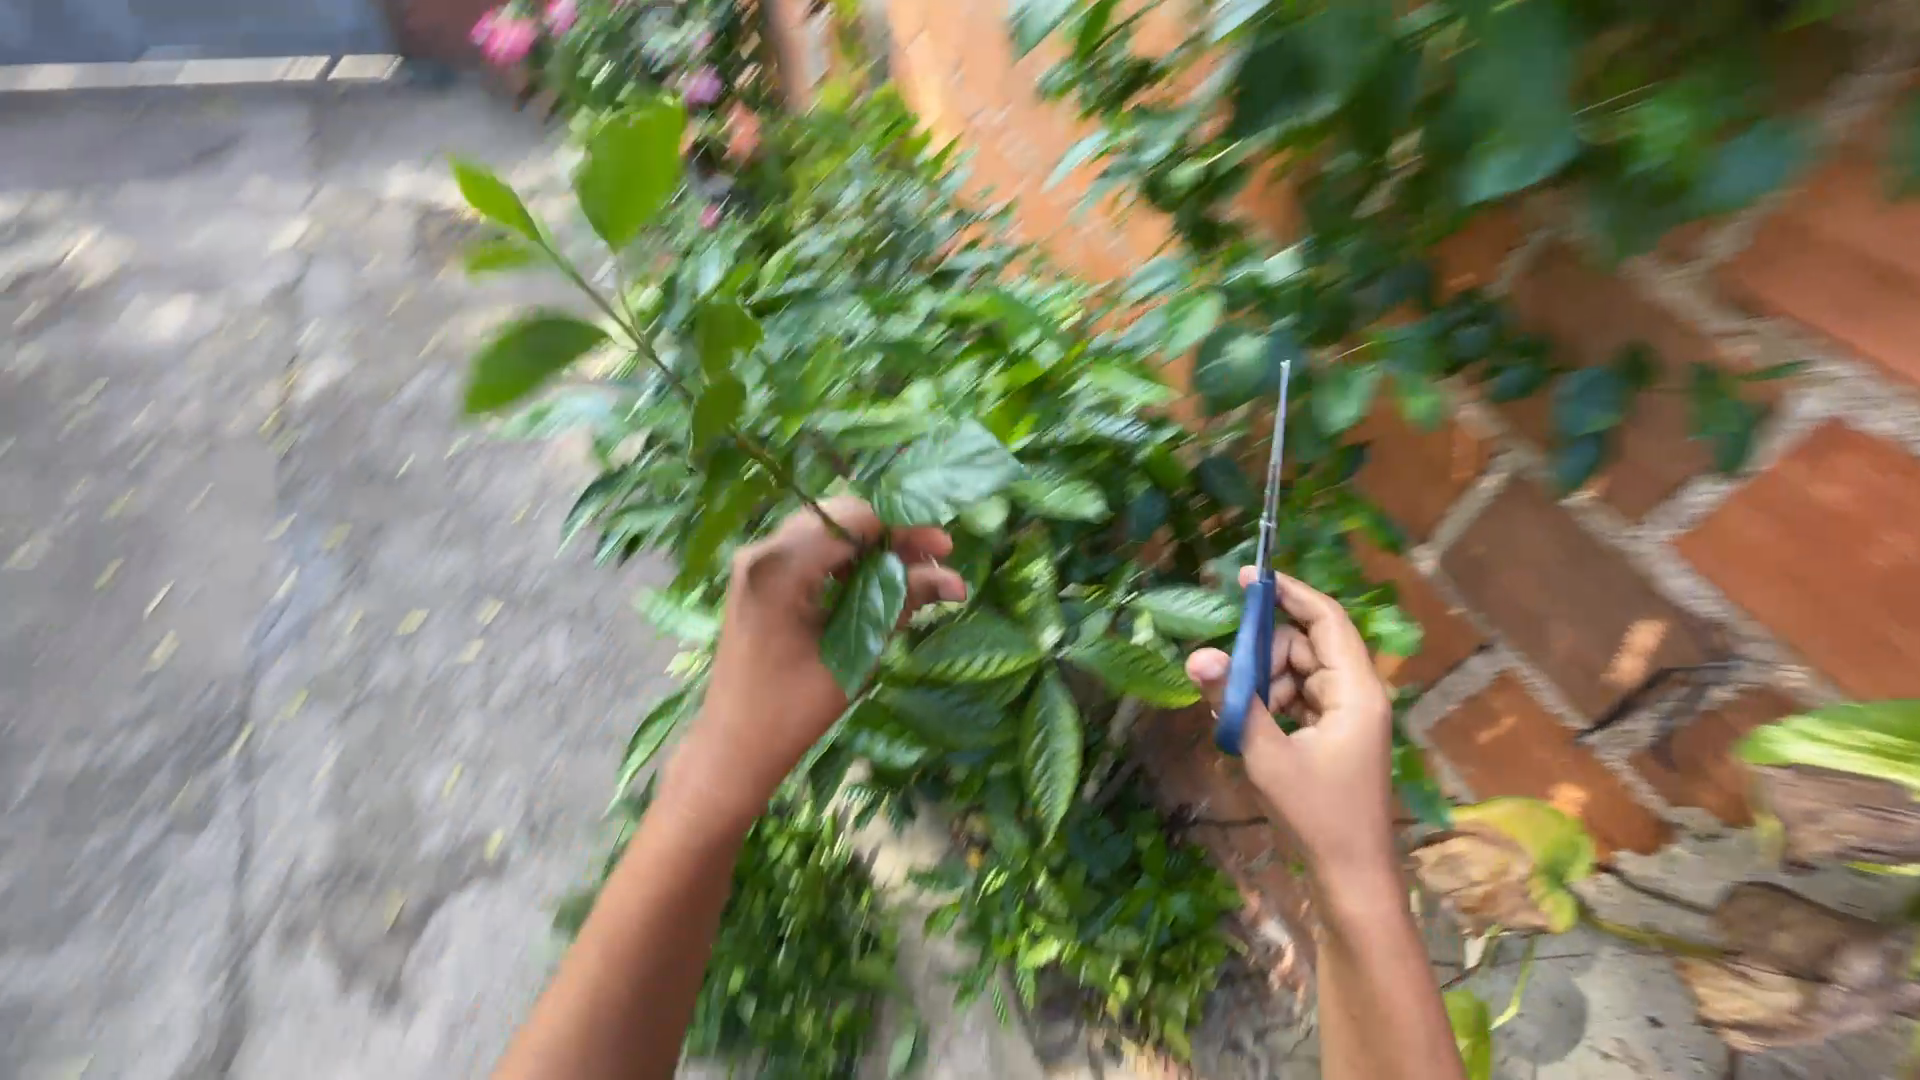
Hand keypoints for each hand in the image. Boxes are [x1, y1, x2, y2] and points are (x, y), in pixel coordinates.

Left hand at [665, 496, 966, 829]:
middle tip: (935, 556)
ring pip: (828, 529)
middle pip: (841, 517)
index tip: (943, 546)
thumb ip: (901, 604)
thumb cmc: (792, 710)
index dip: (903, 528)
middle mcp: (762, 552)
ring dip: (872, 546)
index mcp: (779, 567)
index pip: (854, 520)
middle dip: (892, 534)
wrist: (734, 745)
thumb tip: (955, 579)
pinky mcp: (758, 577)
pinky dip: (847, 558)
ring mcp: (755, 562)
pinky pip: (810, 548)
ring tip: (912, 572)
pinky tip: (874, 582)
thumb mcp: (856, 654)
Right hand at [1185, 567, 1395, 887]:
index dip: (1290, 592)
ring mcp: (1346, 712)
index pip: (1326, 619)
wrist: (1350, 873)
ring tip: (1242, 716)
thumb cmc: (1317, 814)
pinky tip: (1253, 727)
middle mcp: (1356, 692)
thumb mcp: (1267, 754)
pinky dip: (1271, 701)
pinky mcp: (1334, 730)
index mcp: (1356, 691)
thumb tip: (1196, 656)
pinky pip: (1296, 694)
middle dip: (1263, 654)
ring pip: (1296, 670)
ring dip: (1263, 682)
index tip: (1249, 576)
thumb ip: (1233, 701)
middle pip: (1304, 644)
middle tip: (1230, 679)